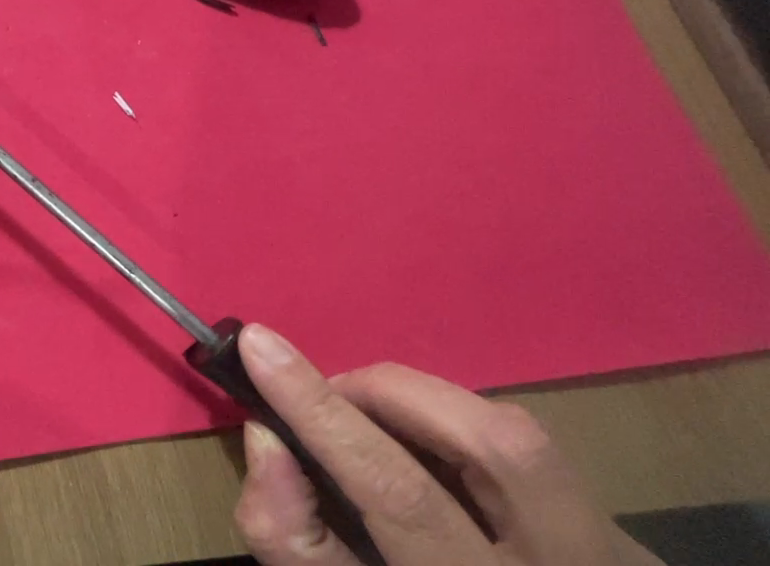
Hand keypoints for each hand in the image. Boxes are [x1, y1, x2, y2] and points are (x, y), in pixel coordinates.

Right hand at [233, 324, 661, 565]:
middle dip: (390, 392)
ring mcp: (615, 558)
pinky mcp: (630, 545)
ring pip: (522, 437)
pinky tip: (436, 467)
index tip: (258, 344)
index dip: (320, 410)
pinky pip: (539, 457)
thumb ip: (292, 537)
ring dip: (426, 407)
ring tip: (374, 427)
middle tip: (330, 398)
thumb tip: (263, 434)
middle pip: (496, 446)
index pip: (397, 490)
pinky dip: (463, 435)